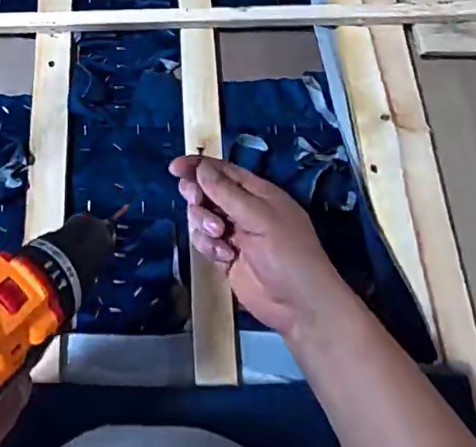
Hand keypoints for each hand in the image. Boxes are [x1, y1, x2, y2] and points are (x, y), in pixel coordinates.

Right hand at [171, 155, 345, 341]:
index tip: (174, 168)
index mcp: (256, 193)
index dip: (197, 166)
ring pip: (200, 216)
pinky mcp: (224, 256)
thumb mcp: (259, 217)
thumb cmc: (288, 254)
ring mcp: (233, 233)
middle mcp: (242, 209)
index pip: (221, 170)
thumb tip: (201, 168)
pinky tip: (224, 256)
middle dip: (197, 195)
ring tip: (219, 236)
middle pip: (206, 191)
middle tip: (196, 202)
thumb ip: (227, 192)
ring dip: (203, 222)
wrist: (301, 308)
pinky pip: (203, 240)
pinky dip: (208, 245)